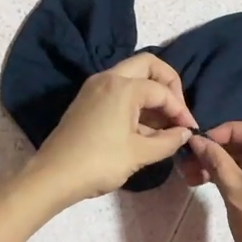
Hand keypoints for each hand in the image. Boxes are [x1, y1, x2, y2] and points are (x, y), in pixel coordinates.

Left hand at [24, 53, 198, 205]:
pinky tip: (144, 129)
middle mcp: (107, 78)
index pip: (162, 90)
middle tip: (177, 111)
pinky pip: (117, 92)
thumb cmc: (99, 162)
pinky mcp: (86, 102)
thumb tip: (184, 133)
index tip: (189, 130)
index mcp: (123, 86)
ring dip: (150, 95)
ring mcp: (93, 88)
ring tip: (163, 126)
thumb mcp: (139, 154)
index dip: (180, 110)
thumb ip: (167, 141)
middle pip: (147, 66)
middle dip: (168, 84)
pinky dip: (134, 103)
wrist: (53, 176)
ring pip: (131, 78)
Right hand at [182, 122, 241, 241]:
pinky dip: (233, 176)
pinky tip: (208, 181)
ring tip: (193, 175)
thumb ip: (216, 160)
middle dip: (219, 151)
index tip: (198, 143)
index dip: (224, 133)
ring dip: (222, 165)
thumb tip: (195, 140)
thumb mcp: (235, 191)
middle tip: (190, 161)